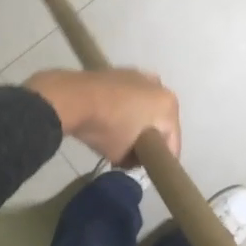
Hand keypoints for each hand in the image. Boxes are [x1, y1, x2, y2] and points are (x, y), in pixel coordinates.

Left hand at [24, 68, 180, 167]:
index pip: (172, 143)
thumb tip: (134, 161)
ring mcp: (138, 75)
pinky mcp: (118, 72)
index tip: (150, 172)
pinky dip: (122, 111)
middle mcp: (159, 86)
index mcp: (169, 105)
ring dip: (135, 124)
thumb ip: (136, 162)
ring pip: (142, 109)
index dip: (162, 162)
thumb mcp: (124, 156)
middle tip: (134, 157)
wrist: (73, 98)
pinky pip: (127, 99)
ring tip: (120, 140)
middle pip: (159, 123)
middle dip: (149, 140)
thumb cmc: (107, 128)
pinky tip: (109, 122)